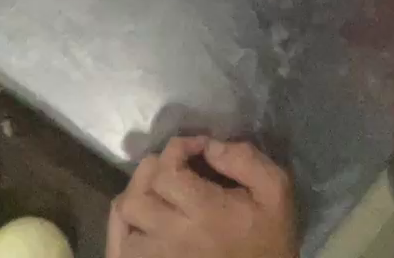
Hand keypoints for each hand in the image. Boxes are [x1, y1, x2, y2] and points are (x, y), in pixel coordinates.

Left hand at [108, 138, 297, 257]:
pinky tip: (141, 218)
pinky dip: (122, 228)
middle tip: (177, 164)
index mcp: (204, 211)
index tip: (199, 146)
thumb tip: (210, 145)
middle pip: (139, 193)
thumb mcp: (275, 190)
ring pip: (124, 218)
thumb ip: (245, 159)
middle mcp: (173, 237)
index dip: (178, 147)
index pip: (167, 170)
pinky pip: (119, 249)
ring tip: (159, 190)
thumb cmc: (270, 239)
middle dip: (155, 166)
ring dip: (137, 195)